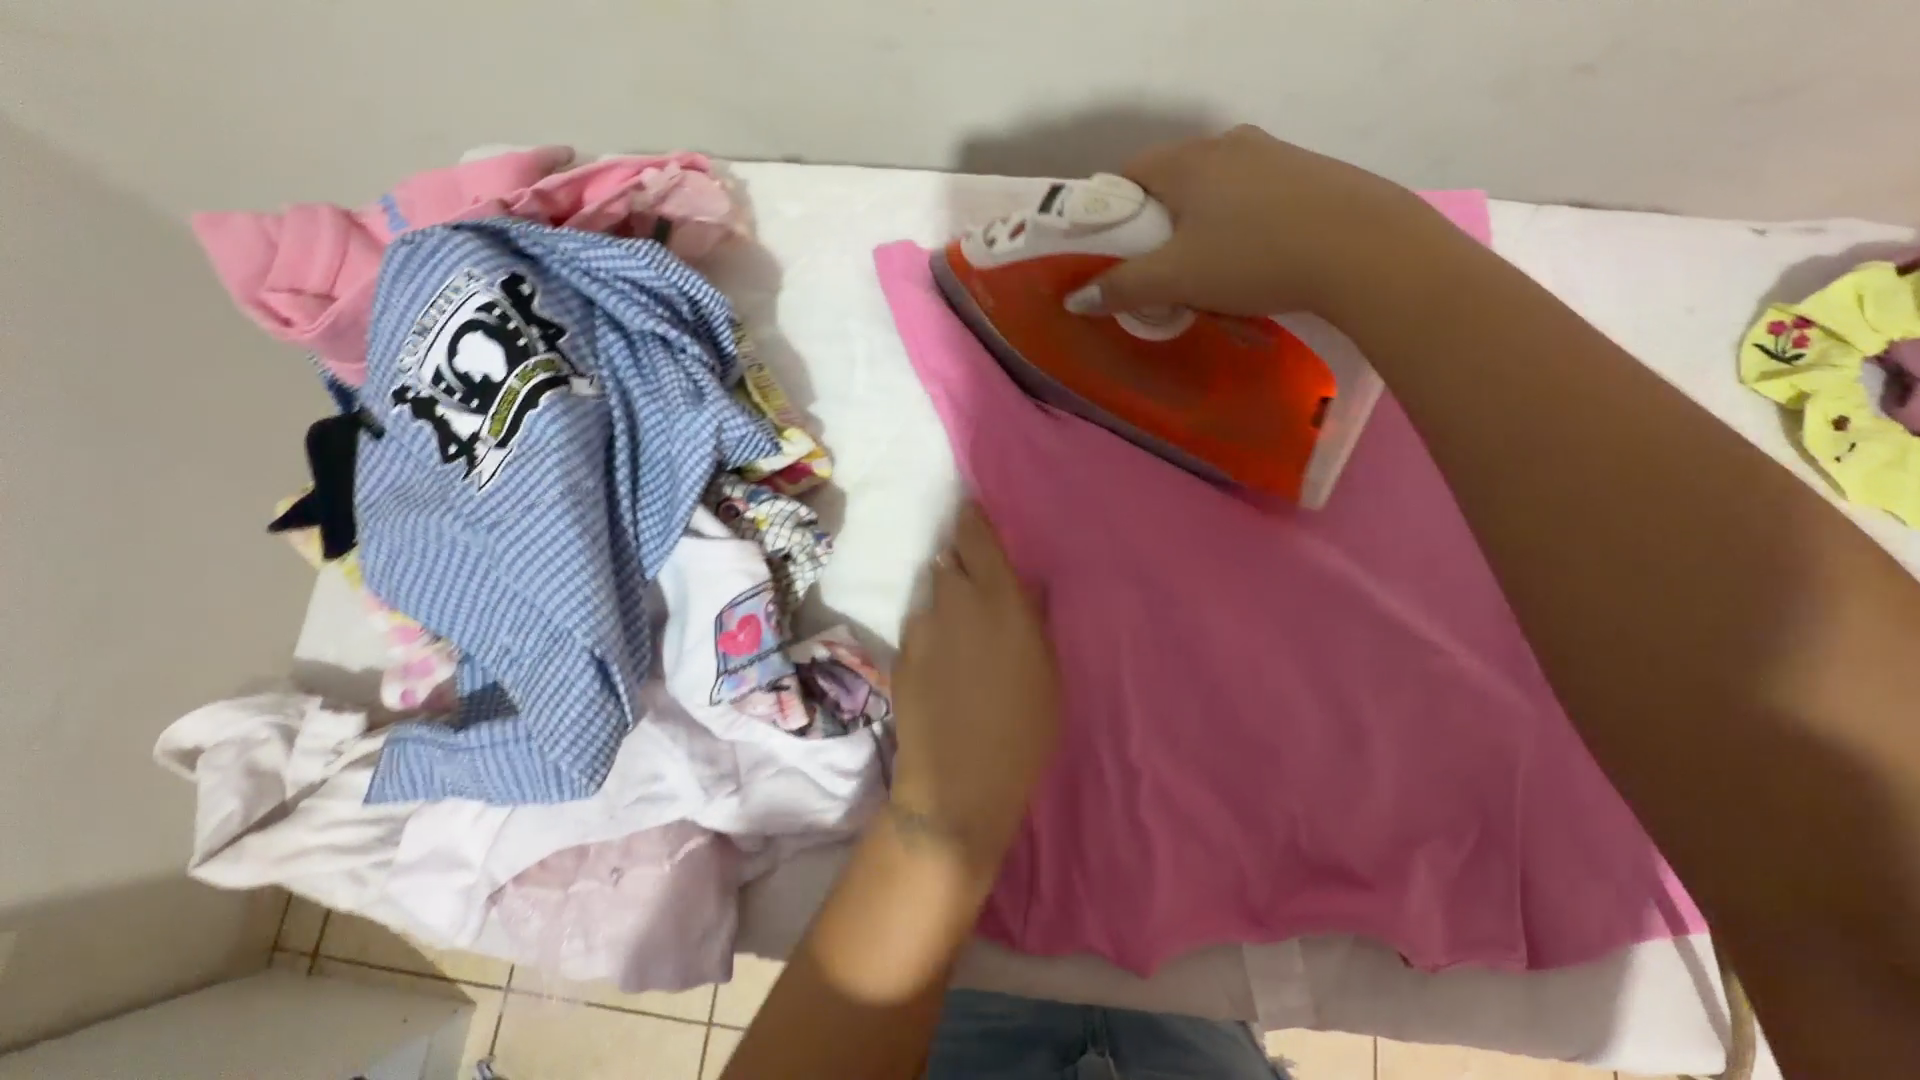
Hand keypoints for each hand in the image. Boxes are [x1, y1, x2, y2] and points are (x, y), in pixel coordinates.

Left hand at [889, 503, 1058, 871]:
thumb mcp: (1047, 672)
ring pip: (932, 592)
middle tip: (976, 575)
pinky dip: (931, 629)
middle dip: (960, 558)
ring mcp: (922, 626)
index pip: (977, 536)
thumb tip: (1028, 584)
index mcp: (1000, 597)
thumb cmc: (1023, 728)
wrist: (958, 778)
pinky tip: (943, 658)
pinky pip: (919, 625)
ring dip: (946, 595)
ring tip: (961, 623)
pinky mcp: (900, 652)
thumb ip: (1035, 619)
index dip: (973, 520)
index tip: (974, 512)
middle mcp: (956, 600)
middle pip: (949, 557)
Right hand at [1067, 125, 1445, 318]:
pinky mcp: (1310, 175)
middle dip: (1162, 233)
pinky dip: (1246, 233)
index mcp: (1187, 161)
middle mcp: (1228, 145)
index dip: (1112, 215)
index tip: (1116, 256)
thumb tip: (1075, 299)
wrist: (1367, 250)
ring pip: (1218, 197)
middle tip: (1167, 278)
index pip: (1127, 175)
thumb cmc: (1255, 258)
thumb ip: (1122, 288)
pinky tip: (1263, 269)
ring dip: (1206, 236)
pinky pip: (1258, 203)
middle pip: (1173, 187)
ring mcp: (1275, 155)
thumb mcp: (1177, 279)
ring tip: (1218, 283)